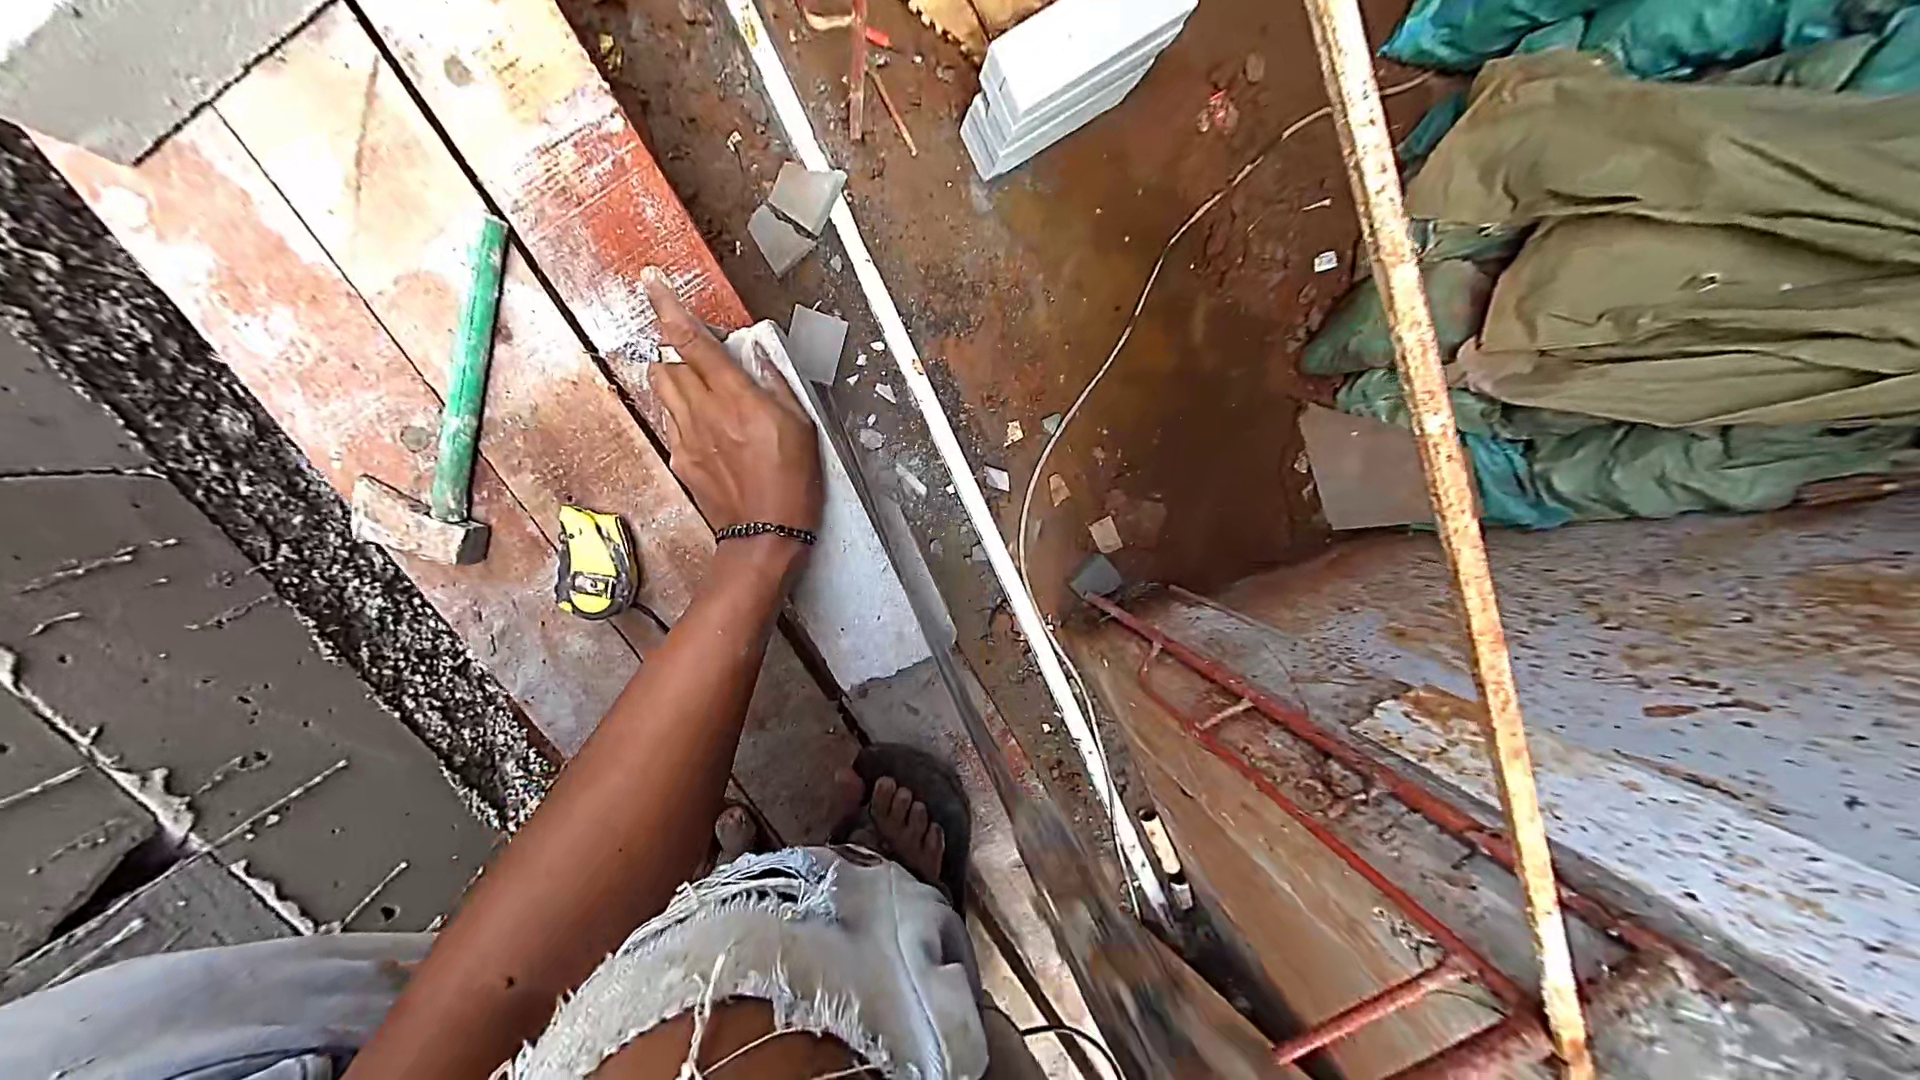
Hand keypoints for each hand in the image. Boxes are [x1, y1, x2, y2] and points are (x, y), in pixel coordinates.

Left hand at [642, 267, 822, 538]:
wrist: (766, 535)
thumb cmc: (792, 484)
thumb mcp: (802, 427)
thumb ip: (777, 385)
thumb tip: (761, 358)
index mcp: (735, 398)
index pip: (691, 340)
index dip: (667, 306)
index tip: (652, 282)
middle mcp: (702, 413)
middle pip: (666, 361)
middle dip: (677, 349)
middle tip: (700, 356)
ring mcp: (686, 437)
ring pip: (662, 390)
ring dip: (676, 379)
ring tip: (705, 393)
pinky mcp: (680, 460)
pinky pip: (671, 423)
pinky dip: (683, 414)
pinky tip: (710, 431)